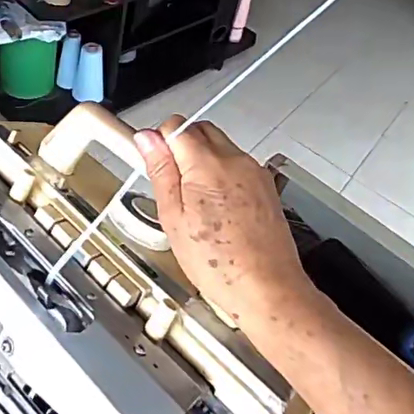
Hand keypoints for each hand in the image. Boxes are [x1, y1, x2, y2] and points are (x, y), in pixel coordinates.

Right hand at [133, 116, 318, 332]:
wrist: (266, 286)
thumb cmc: (222, 264)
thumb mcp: (173, 219)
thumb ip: (160, 171)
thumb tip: (147, 140)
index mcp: (208, 165)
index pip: (176, 126)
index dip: (160, 143)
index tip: (154, 161)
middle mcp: (235, 160)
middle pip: (200, 130)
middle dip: (181, 147)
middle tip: (172, 182)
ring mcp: (254, 170)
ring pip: (220, 146)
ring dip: (203, 162)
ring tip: (196, 204)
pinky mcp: (266, 183)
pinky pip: (238, 165)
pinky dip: (224, 176)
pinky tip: (218, 210)